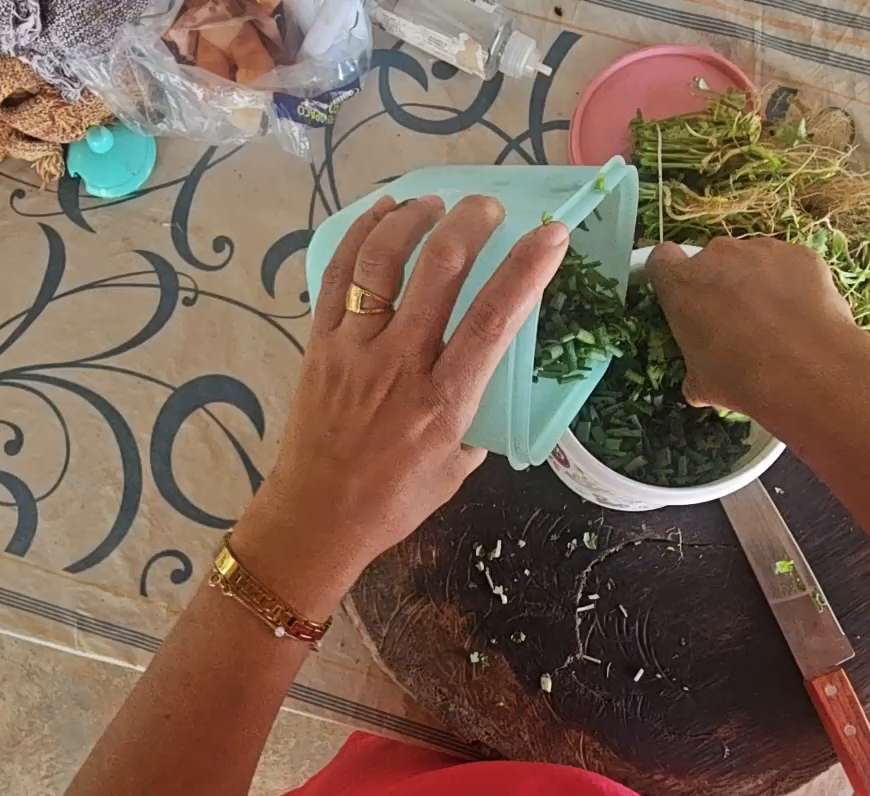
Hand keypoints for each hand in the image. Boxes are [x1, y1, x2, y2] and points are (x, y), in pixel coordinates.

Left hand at [232, 194, 569, 618]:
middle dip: (472, 222)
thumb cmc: (392, 502)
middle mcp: (400, 365)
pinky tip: (381, 213)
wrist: (317, 516)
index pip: (494, 319)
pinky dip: (360, 235)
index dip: (528, 269)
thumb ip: (476, 421)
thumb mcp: (456, 470)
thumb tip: (486, 383)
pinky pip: (338, 275)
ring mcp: (354, 349)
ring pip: (383, 260)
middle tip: (489, 208)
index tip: (552, 235)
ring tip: (435, 204)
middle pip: (440, 270)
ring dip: (414, 218)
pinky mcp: (319, 344)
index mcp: (444, 402)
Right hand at [646, 237, 869, 422]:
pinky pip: (786, 264)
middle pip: (709, 261)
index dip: (669, 276)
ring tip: (771, 321)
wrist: (807, 368)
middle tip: (730, 322)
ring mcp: (762, 250)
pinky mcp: (800, 253)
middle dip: (717, 284)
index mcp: (681, 285)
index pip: (661, 260)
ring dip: (753, 282)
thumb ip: (693, 367)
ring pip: (749, 260)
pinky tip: (797, 315)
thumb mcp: (700, 382)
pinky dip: (788, 283)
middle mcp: (717, 257)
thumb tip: (700, 381)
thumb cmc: (739, 376)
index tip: (680, 295)